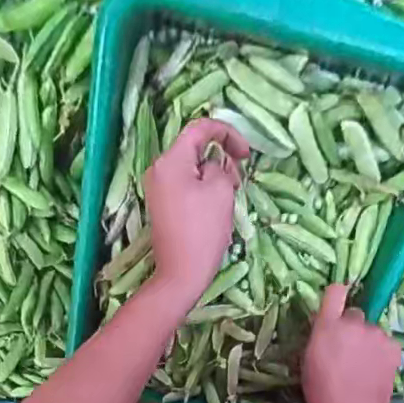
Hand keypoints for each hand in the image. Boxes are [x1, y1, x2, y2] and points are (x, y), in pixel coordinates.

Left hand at [142, 118, 249, 300]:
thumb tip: (210, 166)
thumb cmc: (202, 230)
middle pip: (195, 149)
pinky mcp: (162, 207)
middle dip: (221, 158)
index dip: (227, 133)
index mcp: (170, 160)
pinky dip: (203, 190)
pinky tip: (214, 209)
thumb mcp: (220, 189)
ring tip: (227, 200)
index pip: (200, 128)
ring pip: (192, 169)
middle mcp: (158, 170)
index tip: (246, 153)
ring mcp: (157, 190)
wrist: (180, 274)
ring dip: (214, 176)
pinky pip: (185, 186)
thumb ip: (219, 165)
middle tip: (238, 182)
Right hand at [304, 283, 401, 402]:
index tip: (336, 304)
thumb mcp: (308, 361)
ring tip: (362, 366)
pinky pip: (385, 343)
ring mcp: (377, 333)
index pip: (335, 291)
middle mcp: (354, 322)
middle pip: (354, 315)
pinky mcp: (394, 346)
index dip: (336, 295)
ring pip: (371, 331)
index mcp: (328, 326)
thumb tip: (324, 327)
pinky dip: (381, 353)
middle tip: (346, 351)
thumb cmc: (321, 390)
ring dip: (366, 342)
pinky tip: (374, 370)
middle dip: (350, 328)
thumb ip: (318, 338)